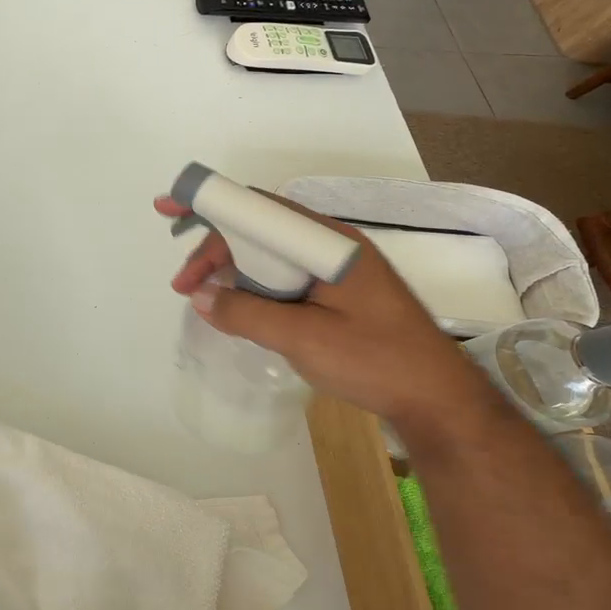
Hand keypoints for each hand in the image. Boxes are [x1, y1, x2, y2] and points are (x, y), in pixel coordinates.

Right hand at [154, 194, 490, 428]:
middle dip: (213, 250)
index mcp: (330, 245)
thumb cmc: (378, 363)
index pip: (259, 208)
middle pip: (259, 231)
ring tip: (203, 298)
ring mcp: (337, 272)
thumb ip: (247, 313)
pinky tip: (237, 307)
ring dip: (230, 271)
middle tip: (183, 285)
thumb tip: (202, 297)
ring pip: (268, 255)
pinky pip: (283, 277)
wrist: (442, 405)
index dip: (210, 204)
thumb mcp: (303, 338)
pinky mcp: (339, 295)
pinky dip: (252, 286)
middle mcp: (332, 248)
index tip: (167, 209)